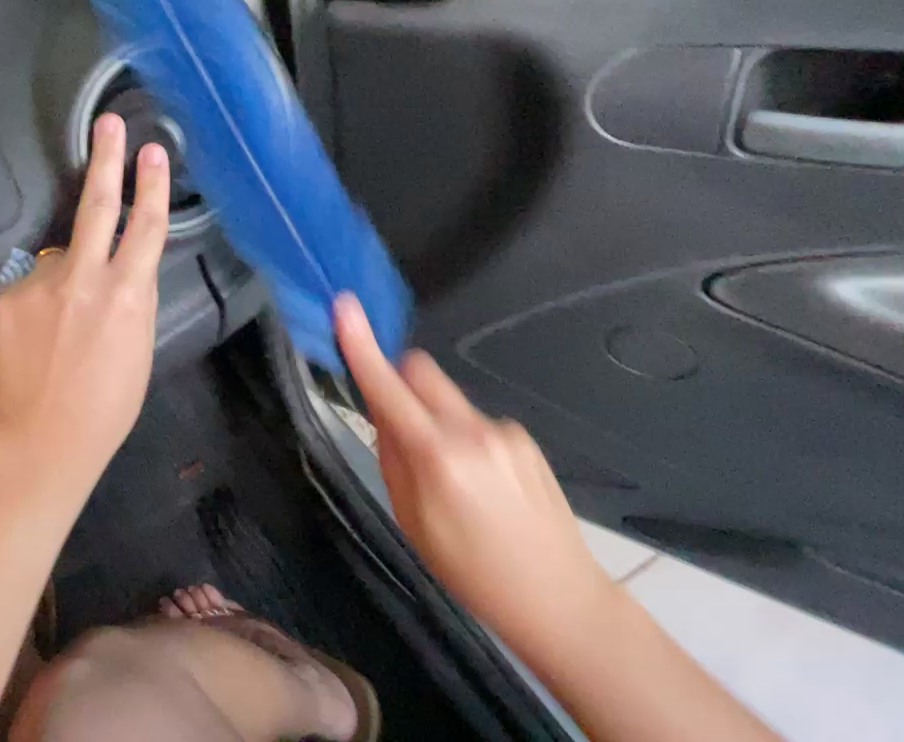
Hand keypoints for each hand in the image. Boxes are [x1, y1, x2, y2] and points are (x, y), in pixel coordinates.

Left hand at [0, 112, 170, 482]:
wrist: (44, 437)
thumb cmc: (108, 404)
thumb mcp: (138, 347)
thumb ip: (129, 298)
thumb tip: (115, 268)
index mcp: (127, 292)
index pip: (147, 227)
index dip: (152, 186)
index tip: (153, 151)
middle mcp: (84, 277)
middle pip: (98, 206)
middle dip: (107, 159)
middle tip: (109, 123)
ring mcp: (41, 285)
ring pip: (59, 259)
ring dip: (67, 278)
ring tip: (63, 329)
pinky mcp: (7, 298)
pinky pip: (30, 288)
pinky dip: (39, 304)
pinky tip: (38, 340)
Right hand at [334, 295, 620, 648]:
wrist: (559, 598)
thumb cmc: (469, 570)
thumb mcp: (411, 520)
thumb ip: (393, 456)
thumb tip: (383, 411)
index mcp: (437, 457)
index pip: (388, 387)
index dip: (361, 345)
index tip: (345, 305)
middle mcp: (473, 431)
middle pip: (421, 370)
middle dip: (399, 381)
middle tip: (397, 424)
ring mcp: (505, 431)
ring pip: (447, 399)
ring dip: (434, 418)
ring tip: (452, 479)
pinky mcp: (525, 438)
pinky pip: (476, 421)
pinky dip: (464, 438)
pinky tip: (483, 485)